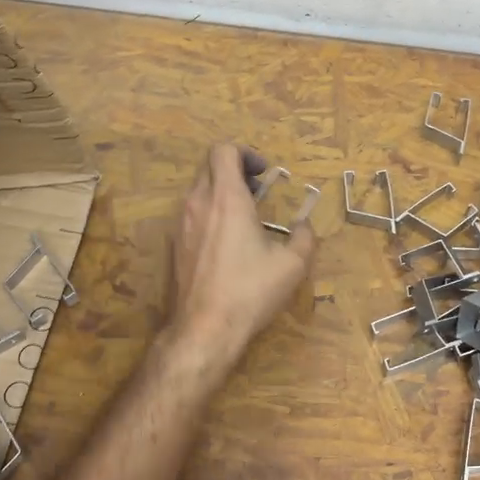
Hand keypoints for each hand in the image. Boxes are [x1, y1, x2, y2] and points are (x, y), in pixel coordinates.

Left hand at [165, 144, 317, 365]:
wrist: (204, 328)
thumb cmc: (250, 290)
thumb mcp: (293, 264)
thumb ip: (304, 236)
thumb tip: (304, 225)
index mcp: (226, 198)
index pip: (223, 150)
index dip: (246, 153)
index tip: (264, 173)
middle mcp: (198, 203)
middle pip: (210, 167)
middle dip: (236, 171)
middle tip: (259, 192)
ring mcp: (181, 225)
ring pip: (199, 191)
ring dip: (222, 193)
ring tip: (246, 218)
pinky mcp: (175, 246)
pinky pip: (192, 215)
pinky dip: (211, 215)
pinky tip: (228, 244)